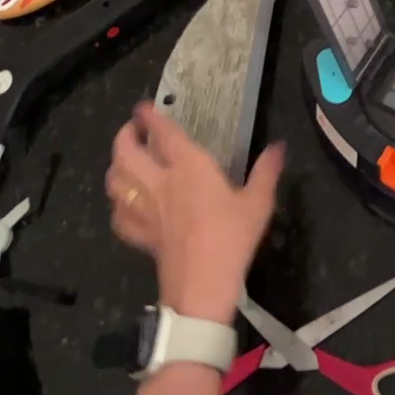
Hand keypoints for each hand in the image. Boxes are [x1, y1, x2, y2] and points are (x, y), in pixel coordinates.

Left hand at [107, 102, 284, 323]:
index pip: (163, 133)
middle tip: (132, 129)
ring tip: (125, 160)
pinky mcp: (139, 236)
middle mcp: (160, 182)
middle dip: (123, 135)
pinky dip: (118, 203)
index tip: (144, 107)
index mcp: (189, 167)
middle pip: (125, 152)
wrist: (202, 287)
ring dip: (116, 165)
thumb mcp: (258, 203)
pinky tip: (127, 202)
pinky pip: (118, 215)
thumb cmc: (232, 239)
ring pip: (115, 181)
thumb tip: (279, 147)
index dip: (150, 116)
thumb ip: (266, 171)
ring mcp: (145, 210)